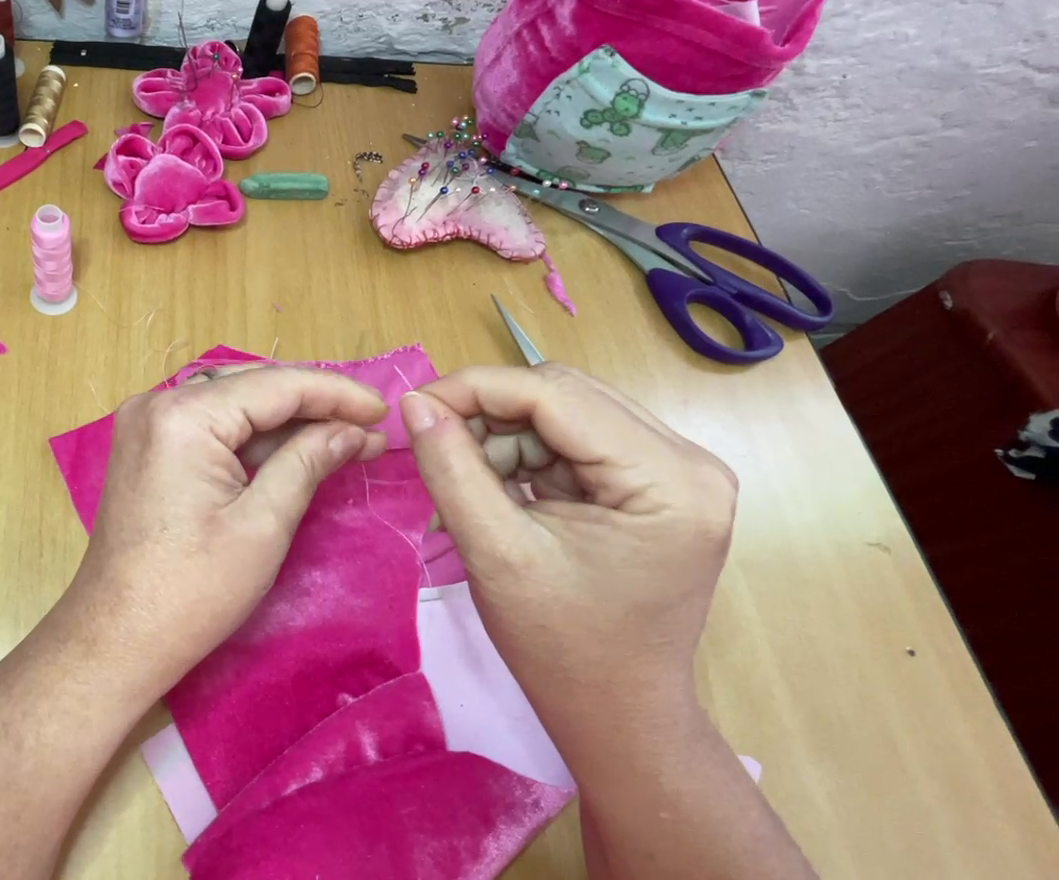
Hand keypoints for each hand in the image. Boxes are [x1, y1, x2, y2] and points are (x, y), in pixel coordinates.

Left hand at [67, 365, 388, 693]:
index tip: (384, 411)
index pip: (274, 385)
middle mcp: (156, 403)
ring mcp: (145, 423)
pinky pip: (207, 425)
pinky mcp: (144, 446)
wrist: (118, 634)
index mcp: (182, 415)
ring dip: (284, 421)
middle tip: (369, 428)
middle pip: (250, 387)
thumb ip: (308, 463)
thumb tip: (353, 431)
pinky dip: (249, 437)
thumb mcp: (263, 525)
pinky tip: (293, 451)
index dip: (335, 394)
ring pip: (230, 403)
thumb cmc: (193, 589)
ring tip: (344, 439)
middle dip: (312, 406)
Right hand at [400, 364, 737, 720]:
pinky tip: (493, 488)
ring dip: (502, 434)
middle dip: (488, 412)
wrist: (613, 710)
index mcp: (668, 479)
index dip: (476, 389)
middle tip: (433, 441)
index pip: (556, 395)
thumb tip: (414, 403)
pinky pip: (571, 439)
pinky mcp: (650, 483)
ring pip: (563, 411)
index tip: (413, 407)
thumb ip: (451, 468)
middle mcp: (686, 460)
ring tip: (465, 480)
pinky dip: (521, 454)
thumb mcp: (494, 552)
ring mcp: (672, 471)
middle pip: (564, 395)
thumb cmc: (559, 644)